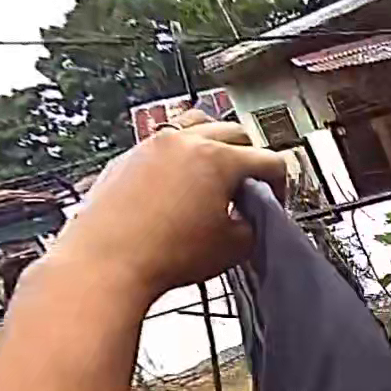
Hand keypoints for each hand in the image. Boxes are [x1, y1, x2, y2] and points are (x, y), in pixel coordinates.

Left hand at [50, 114, 284, 302]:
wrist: (109, 263)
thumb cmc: (168, 253)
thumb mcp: (238, 244)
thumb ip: (255, 220)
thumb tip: (251, 213)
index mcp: (217, 159)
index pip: (270, 160)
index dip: (281, 185)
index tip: (275, 202)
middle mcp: (183, 142)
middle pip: (234, 133)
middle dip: (251, 159)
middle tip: (253, 187)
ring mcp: (151, 146)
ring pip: (196, 127)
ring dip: (216, 146)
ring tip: (219, 176)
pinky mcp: (128, 158)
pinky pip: (165, 144)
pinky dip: (184, 158)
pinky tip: (186, 188)